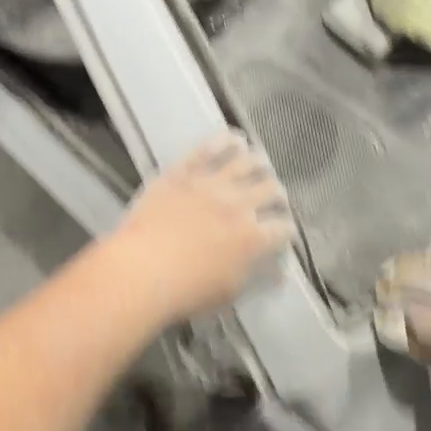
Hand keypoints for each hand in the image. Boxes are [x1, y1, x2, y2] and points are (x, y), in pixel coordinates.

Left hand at [105, 132, 294, 323]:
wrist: (144, 269)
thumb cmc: (187, 290)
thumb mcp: (229, 292)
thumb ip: (255, 276)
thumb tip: (277, 273)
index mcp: (252, 237)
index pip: (281, 228)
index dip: (287, 229)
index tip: (285, 230)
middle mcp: (238, 204)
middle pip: (269, 190)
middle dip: (277, 193)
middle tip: (275, 195)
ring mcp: (210, 183)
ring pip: (244, 163)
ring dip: (258, 162)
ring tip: (261, 161)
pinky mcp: (183, 172)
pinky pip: (207, 149)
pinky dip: (224, 140)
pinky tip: (233, 138)